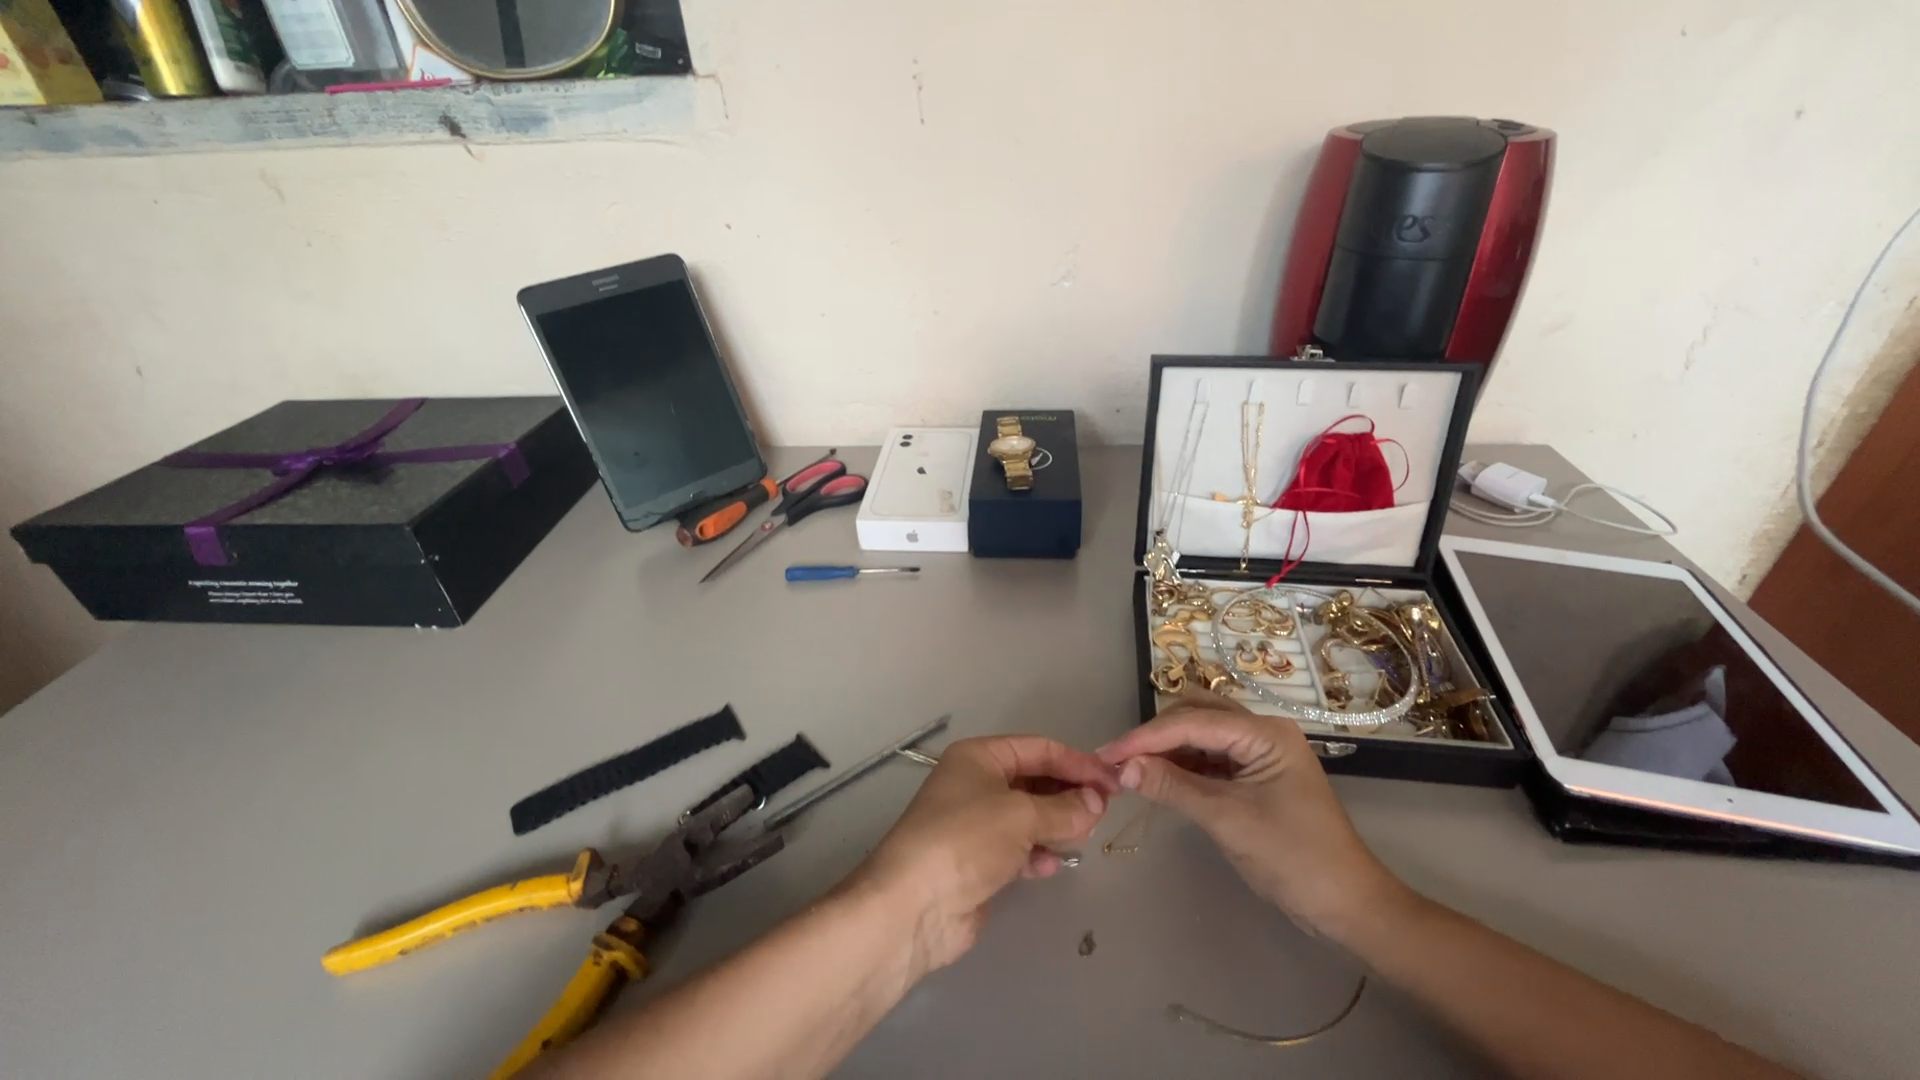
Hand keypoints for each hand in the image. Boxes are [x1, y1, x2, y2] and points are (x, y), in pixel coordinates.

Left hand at [846, 736, 1117, 975]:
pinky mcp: (978, 862)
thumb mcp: (1020, 816)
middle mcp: (976, 784)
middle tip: (1103, 811)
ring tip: (1083, 837)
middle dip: (1068, 794)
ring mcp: (976, 825)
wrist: (914, 906)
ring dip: (1056, 824)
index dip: (1077, 761)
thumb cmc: (965, 841)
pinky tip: (1051, 865)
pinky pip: (1019, 849)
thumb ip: (1064, 807)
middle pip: (1034, 780)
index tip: (1113, 781)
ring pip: (1029, 816)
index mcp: (979, 757)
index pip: (1038, 748)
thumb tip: (1096, 801)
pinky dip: (1037, 853)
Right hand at [1096, 693, 1407, 939]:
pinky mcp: (1251, 776)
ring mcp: (1257, 754)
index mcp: (1265, 732)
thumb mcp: (1227, 820)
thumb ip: (1173, 787)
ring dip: (1164, 749)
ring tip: (1127, 769)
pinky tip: (1154, 779)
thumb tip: (1121, 768)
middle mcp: (1261, 732)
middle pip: (1194, 716)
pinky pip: (1207, 758)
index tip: (1106, 755)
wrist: (1345, 904)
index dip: (1146, 737)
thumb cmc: (1293, 857)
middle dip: (1153, 736)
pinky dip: (1179, 765)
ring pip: (1198, 735)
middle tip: (1114, 762)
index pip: (1193, 722)